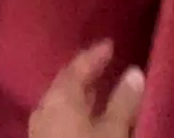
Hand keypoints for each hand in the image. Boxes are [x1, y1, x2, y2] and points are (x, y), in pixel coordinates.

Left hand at [29, 41, 144, 137]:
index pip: (76, 67)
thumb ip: (124, 101)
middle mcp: (44, 111)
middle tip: (105, 66)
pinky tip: (89, 125)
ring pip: (61, 108)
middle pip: (65, 86)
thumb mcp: (114, 132)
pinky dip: (76, 118)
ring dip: (81, 100)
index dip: (94, 55)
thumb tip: (133, 72)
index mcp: (58, 99)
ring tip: (101, 94)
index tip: (111, 45)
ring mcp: (39, 135)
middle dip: (86, 77)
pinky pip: (60, 125)